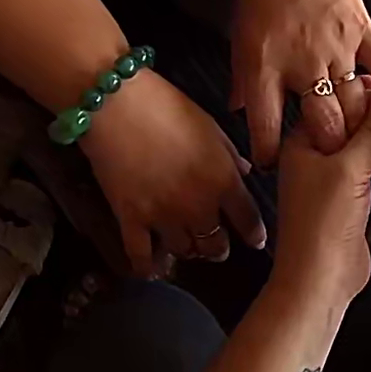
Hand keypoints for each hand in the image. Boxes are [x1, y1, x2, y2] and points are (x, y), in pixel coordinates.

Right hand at [82, 71, 266, 277]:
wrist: (116, 102)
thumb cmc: (167, 105)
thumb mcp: (209, 125)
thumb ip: (229, 154)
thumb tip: (244, 171)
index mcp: (222, 180)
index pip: (248, 221)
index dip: (254, 235)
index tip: (255, 241)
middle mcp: (198, 206)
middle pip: (215, 245)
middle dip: (218, 247)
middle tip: (215, 243)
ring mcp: (163, 216)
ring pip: (183, 251)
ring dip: (187, 250)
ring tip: (184, 246)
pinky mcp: (130, 219)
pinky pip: (141, 256)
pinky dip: (148, 266)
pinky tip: (152, 269)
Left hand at [231, 0, 370, 169]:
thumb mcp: (240, 32)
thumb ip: (242, 77)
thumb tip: (239, 110)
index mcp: (263, 63)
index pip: (265, 124)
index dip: (268, 153)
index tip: (272, 164)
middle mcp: (301, 62)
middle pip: (324, 123)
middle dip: (328, 148)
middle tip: (328, 155)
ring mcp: (336, 47)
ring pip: (357, 105)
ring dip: (361, 128)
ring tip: (362, 141)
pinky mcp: (363, 31)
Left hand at [274, 75, 370, 296]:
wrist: (321, 276)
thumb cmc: (318, 227)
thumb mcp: (348, 168)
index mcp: (300, 142)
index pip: (331, 102)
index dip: (362, 93)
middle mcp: (312, 156)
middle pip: (347, 122)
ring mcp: (330, 176)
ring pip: (359, 144)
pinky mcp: (347, 196)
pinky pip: (366, 167)